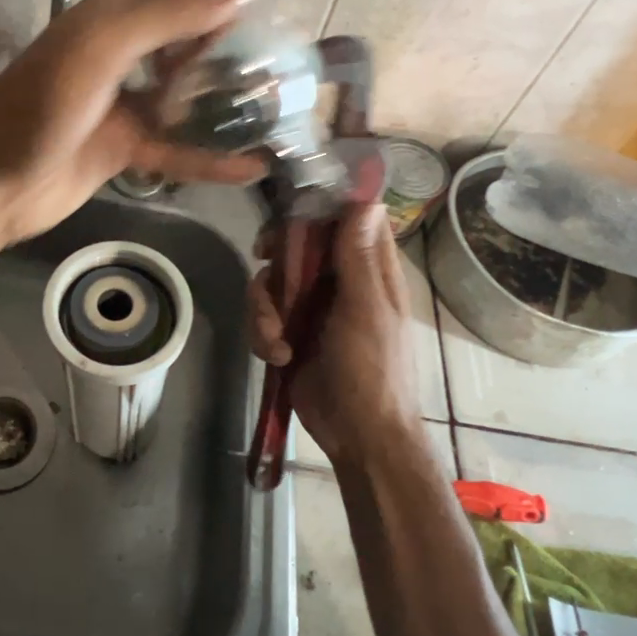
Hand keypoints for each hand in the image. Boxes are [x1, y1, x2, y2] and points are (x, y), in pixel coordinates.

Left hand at [0, 0, 268, 243]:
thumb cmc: (42, 104)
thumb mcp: (103, 47)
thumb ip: (168, 15)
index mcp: (99, 19)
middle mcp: (112, 56)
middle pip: (170, 33)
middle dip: (213, 26)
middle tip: (270, 27)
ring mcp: (118, 105)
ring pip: (179, 92)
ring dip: (218, 92)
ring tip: (273, 89)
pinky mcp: (122, 150)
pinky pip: (176, 151)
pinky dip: (210, 159)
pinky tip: (252, 164)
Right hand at [248, 203, 419, 461]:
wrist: (358, 436)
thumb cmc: (373, 371)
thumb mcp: (366, 310)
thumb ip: (359, 256)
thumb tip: (364, 199)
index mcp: (370, 269)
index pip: (347, 218)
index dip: (320, 207)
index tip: (293, 207)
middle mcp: (340, 280)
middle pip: (299, 244)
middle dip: (278, 255)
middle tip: (262, 256)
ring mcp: (312, 306)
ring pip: (273, 280)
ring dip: (265, 308)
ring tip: (275, 341)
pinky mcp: (289, 331)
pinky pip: (263, 314)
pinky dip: (262, 333)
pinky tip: (277, 357)